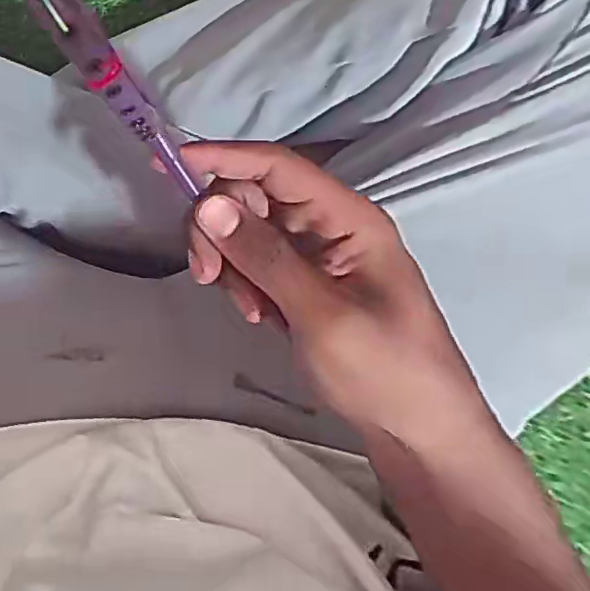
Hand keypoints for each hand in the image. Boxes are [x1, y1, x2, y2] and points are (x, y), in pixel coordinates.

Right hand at [182, 142, 499, 449]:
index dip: (223, 156)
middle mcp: (326, 222)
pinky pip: (250, 257)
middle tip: (208, 274)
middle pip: (250, 194)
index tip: (170, 161)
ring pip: (242, 226)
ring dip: (229, 260)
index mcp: (346, 216)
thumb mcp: (323, 315)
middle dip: (218, 226)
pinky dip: (240, 279)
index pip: (276, 165)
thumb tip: (210, 204)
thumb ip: (265, 257)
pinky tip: (258, 314)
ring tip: (250, 309)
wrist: (419, 434)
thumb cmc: (387, 372)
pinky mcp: (298, 275)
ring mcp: (311, 249)